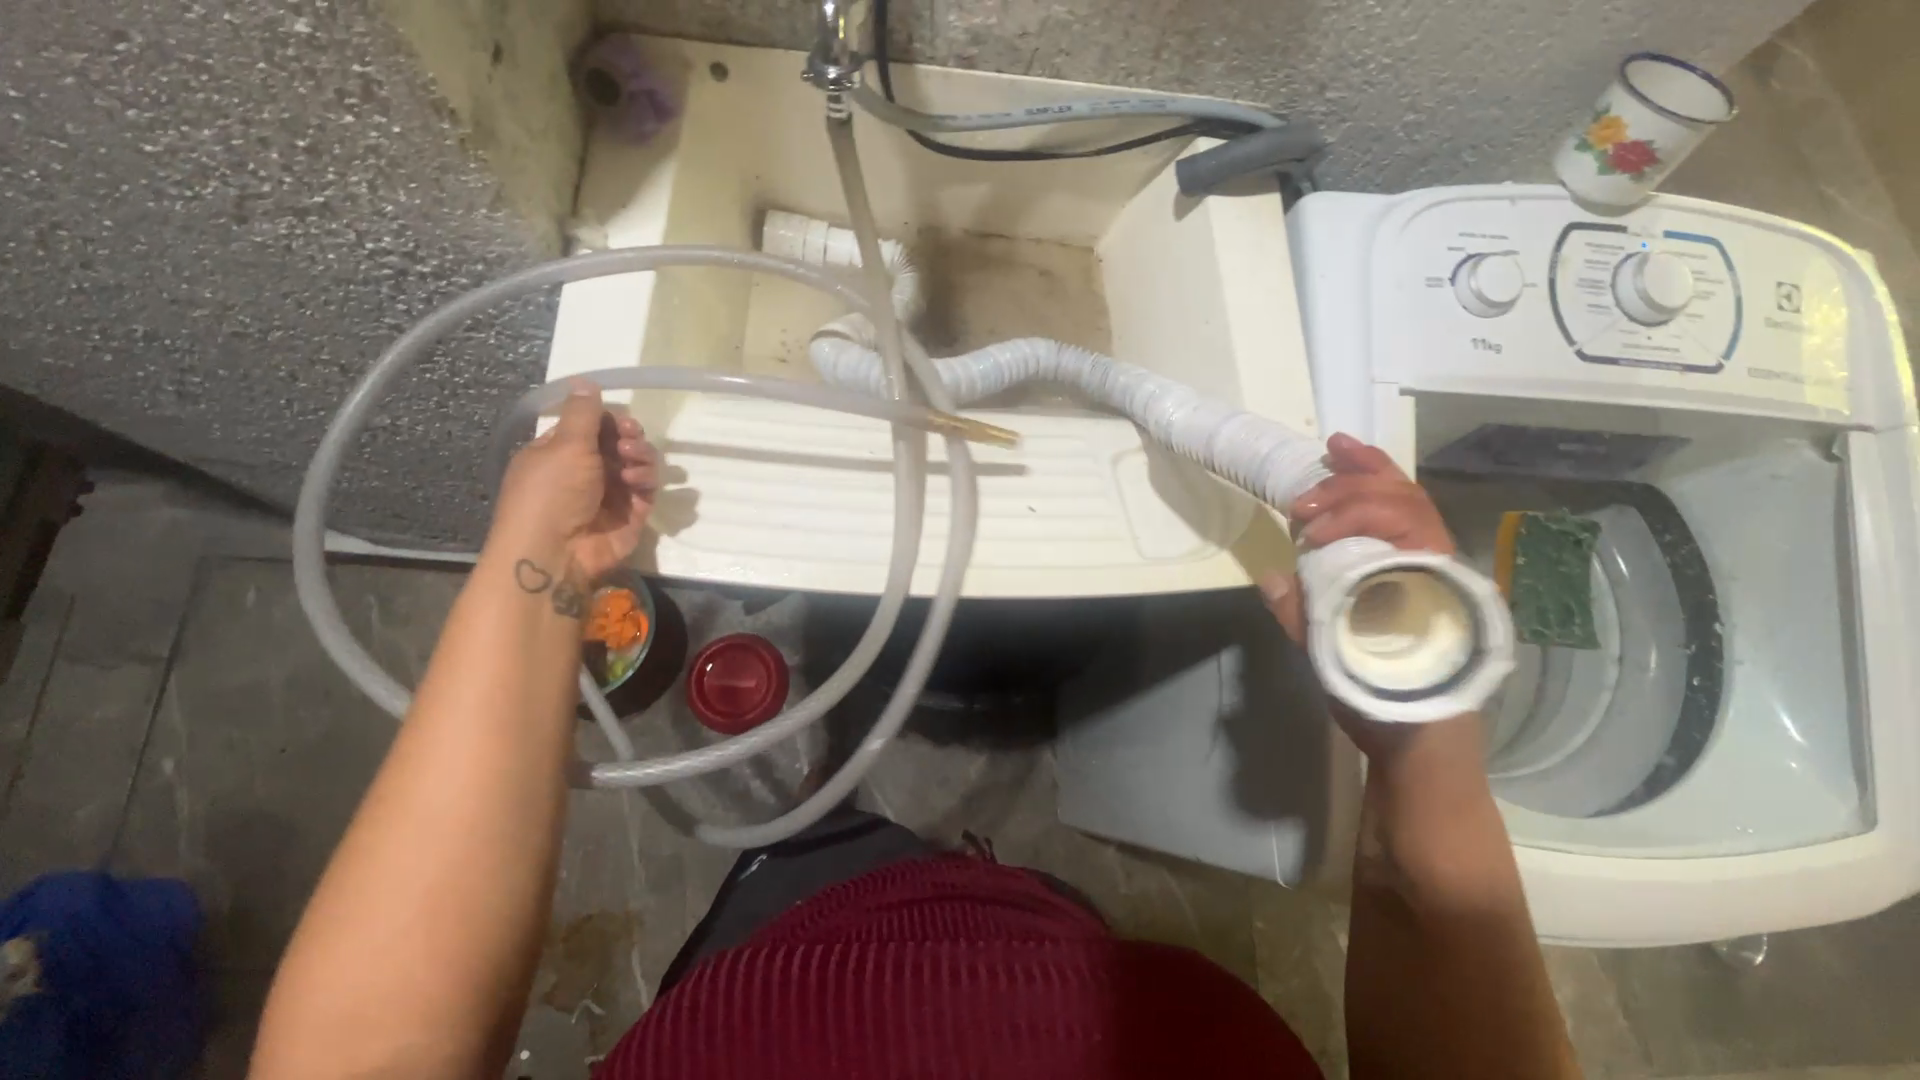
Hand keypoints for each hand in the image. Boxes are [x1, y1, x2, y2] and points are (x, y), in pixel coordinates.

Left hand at [489, 381, 656, 583]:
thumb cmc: (551, 493)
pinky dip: (646, 482)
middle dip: (629, 439)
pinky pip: (646, 491)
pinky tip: (638, 482)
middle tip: (629, 442)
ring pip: (637, 465)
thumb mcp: (565, 445)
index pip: (592, 428)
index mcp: (559, 453)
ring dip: (639, 458)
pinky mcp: (629, 516)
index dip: (610, 421)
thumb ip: (583, 413)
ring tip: (632, 465)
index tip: (621, 423)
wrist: (555, 552)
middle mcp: (584, 472)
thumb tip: (585, 381)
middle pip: (619, 444)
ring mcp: (608, 495)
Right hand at [1260, 432, 1467, 756]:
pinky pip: (1404, 521)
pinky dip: (1378, 495)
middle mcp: (1442, 566)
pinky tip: (1353, 479)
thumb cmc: (1388, 706)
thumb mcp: (1338, 665)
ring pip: (1410, 503)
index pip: (1403, 522)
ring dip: (1369, 475)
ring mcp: (1433, 567)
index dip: (1352, 514)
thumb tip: (1272, 577)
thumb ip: (1305, 619)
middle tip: (1302, 499)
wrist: (1422, 744)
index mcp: (1436, 585)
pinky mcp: (1418, 575)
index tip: (1307, 531)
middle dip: (1351, 488)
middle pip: (1405, 502)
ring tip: (1334, 450)